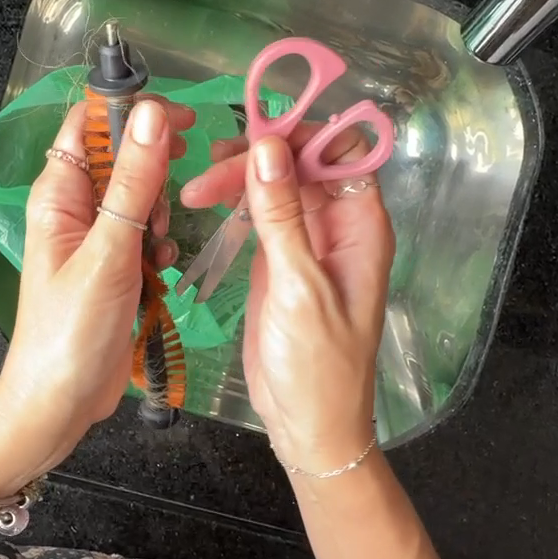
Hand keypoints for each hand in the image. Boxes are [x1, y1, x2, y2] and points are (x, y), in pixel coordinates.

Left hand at [0, 96, 191, 493]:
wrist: (60, 401)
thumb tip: (151, 114)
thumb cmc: (72, 330)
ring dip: (157, 215)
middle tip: (162, 207)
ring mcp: (94, 238)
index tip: (180, 122)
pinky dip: (157, 246)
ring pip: (138, 197)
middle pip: (121, 157)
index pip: (90, 123)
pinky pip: (144, 235)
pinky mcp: (114, 265)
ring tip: (154, 250)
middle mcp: (74, 207)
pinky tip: (158, 272)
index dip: (133, 112)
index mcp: (58, 192)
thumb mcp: (107, 253)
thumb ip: (131, 184)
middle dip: (152, 174)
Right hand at [180, 125, 392, 471]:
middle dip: (258, 158)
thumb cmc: (317, 363)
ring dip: (240, 178)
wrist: (307, 422)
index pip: (341, 153)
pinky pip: (262, 214)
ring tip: (197, 188)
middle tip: (207, 171)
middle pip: (302, 164)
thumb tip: (268, 148)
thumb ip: (282, 216)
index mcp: (360, 227)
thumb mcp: (298, 287)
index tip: (254, 138)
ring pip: (277, 186)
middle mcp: (337, 226)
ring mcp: (306, 242)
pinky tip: (208, 201)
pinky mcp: (279, 259)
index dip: (303, 136)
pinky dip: (236, 203)